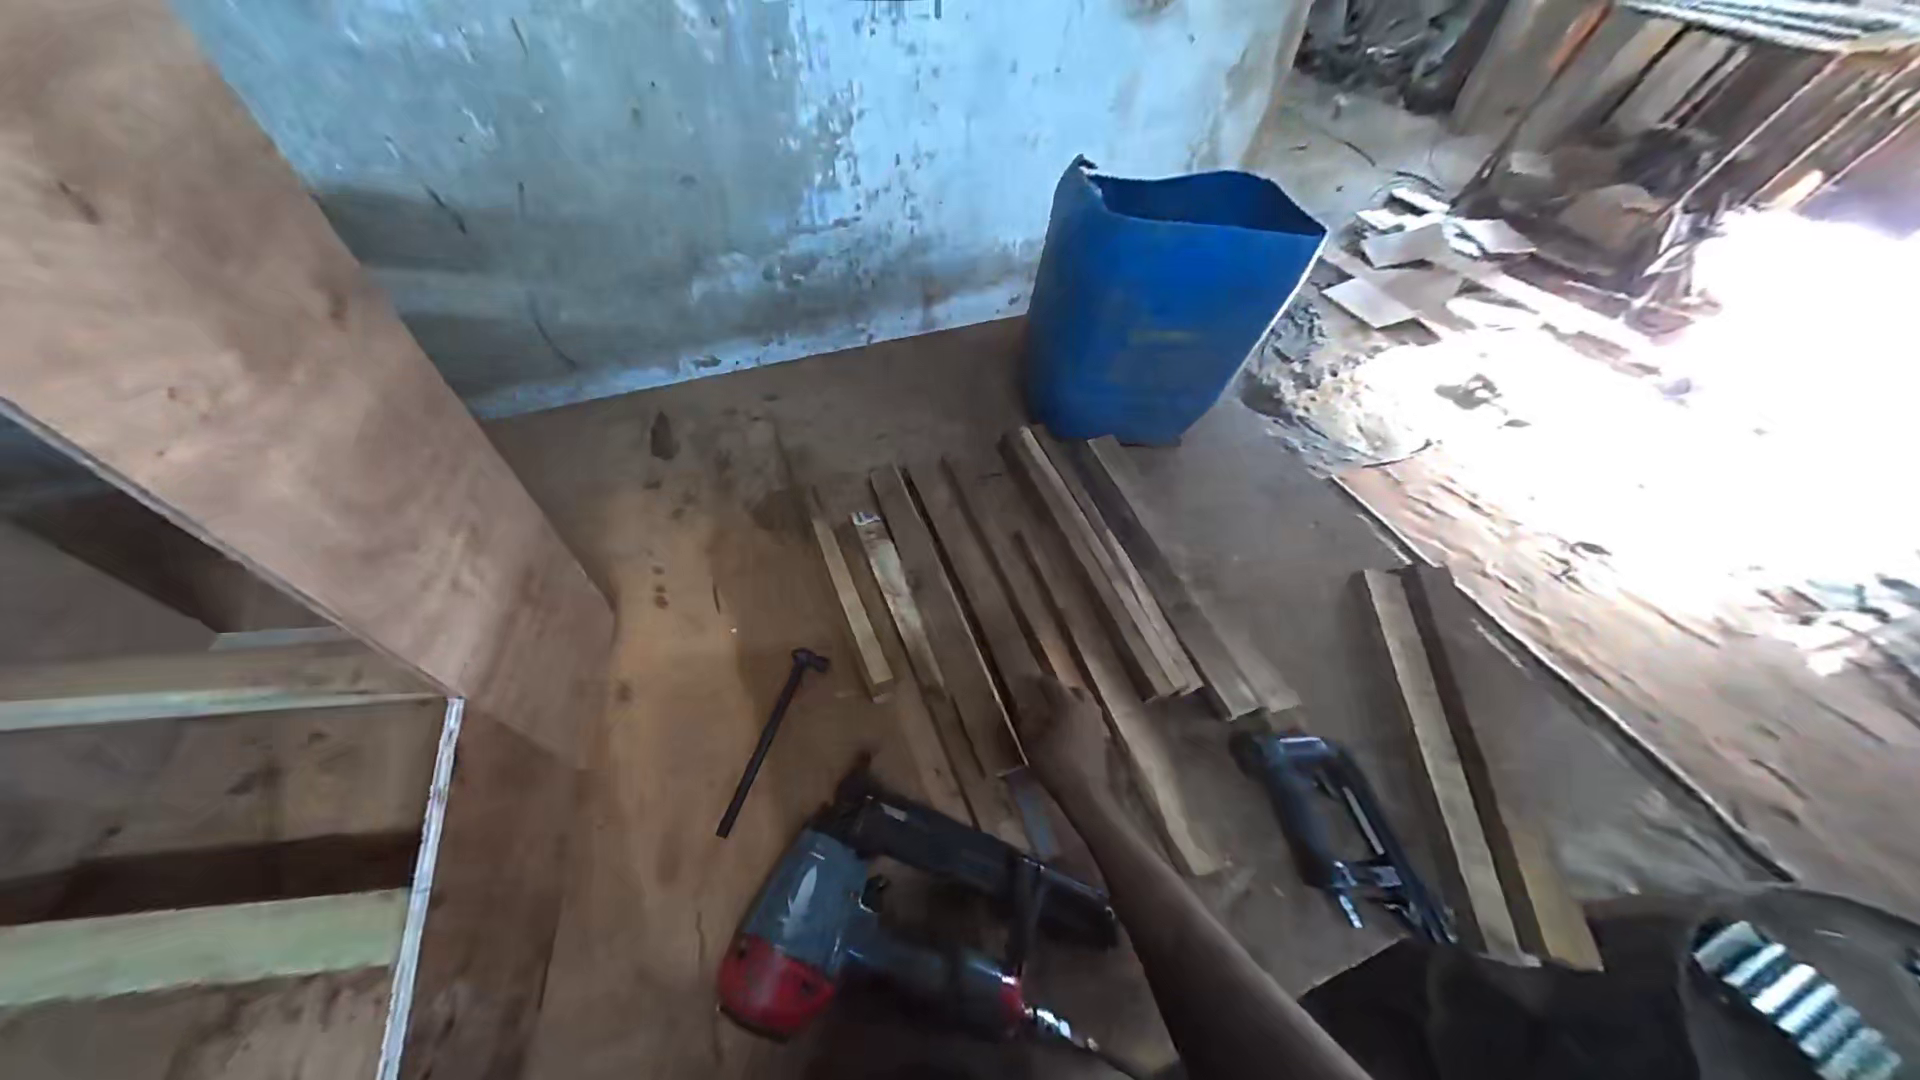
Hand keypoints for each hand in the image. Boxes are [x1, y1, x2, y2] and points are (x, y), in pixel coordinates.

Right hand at [1019, 675, 1113, 804]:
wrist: (1085, 792)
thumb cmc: (1054, 764)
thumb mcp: (1032, 743)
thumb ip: (1027, 721)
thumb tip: (1025, 708)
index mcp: (1067, 704)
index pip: (1051, 684)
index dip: (1038, 681)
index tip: (1027, 681)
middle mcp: (1085, 708)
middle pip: (1074, 690)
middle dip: (1060, 690)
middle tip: (1046, 696)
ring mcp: (1097, 722)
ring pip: (1086, 703)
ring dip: (1073, 703)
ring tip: (1059, 711)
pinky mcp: (1103, 737)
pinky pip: (1090, 718)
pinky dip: (1080, 718)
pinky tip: (1071, 729)